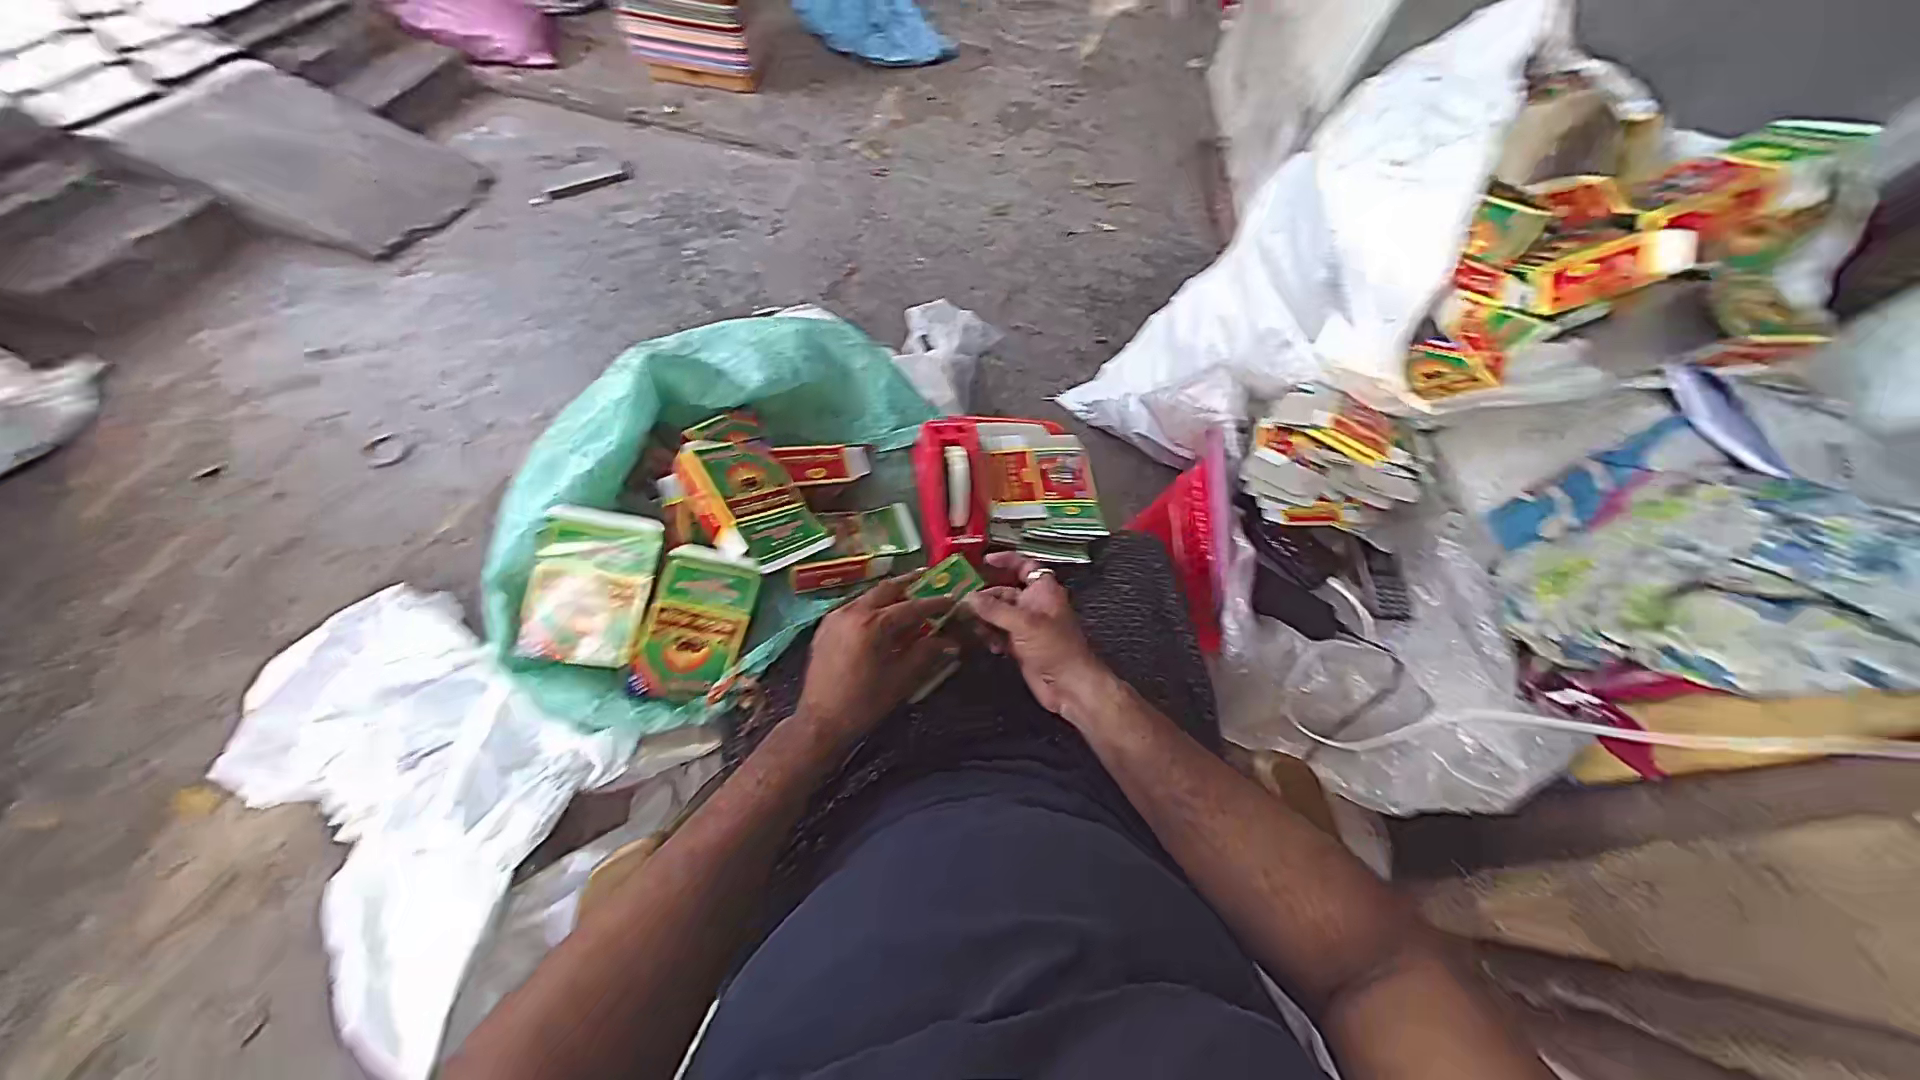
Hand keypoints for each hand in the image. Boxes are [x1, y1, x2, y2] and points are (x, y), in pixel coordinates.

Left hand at [793, 573, 958, 745]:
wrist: (820, 721)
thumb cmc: (864, 703)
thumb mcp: (901, 679)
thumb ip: (925, 653)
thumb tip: (949, 641)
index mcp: (873, 624)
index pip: (911, 607)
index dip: (934, 603)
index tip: (951, 600)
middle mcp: (852, 612)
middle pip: (887, 589)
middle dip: (909, 585)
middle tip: (927, 581)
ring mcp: (835, 617)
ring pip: (868, 595)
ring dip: (889, 595)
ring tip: (907, 598)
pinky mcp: (825, 627)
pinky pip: (854, 607)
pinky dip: (871, 606)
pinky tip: (881, 617)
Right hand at [963, 552, 1118, 722]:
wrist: (1070, 686)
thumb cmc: (1054, 647)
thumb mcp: (1024, 623)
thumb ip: (995, 609)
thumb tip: (969, 598)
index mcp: (1043, 591)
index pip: (1025, 566)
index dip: (1007, 561)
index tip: (984, 561)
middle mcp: (1034, 605)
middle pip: (1005, 592)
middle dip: (986, 596)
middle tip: (963, 601)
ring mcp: (1027, 626)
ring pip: (999, 614)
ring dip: (985, 618)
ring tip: (969, 623)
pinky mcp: (1020, 646)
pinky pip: (1000, 633)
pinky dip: (991, 636)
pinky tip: (987, 644)